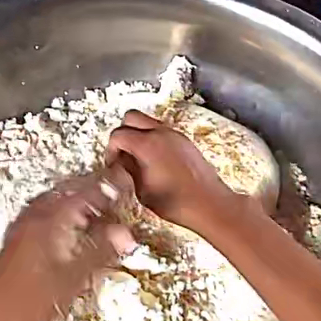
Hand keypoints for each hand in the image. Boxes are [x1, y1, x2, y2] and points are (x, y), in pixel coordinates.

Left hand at [0, 166, 135, 320]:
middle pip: (67, 193)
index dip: (106, 187)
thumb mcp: (73, 279)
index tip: (124, 182)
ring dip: (73, 200)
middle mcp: (33, 217)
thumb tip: (125, 233)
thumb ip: (100, 252)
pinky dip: (59, 212)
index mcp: (50, 220)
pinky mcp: (15, 242)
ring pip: (52, 202)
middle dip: (91, 190)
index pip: (84, 194)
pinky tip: (65, 228)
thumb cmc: (29, 303)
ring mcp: (21, 228)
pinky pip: (42, 213)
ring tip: (93, 208)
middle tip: (112, 194)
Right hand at [106, 110, 246, 236]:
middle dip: (122, 133)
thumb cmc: (176, 202)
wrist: (210, 204)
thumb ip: (128, 169)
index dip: (111, 149)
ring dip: (138, 134)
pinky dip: (153, 139)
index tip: (112, 164)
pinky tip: (155, 162)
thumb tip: (121, 160)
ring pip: (148, 122)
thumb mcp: (142, 190)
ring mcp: (175, 135)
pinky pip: (162, 131)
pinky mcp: (185, 141)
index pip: (118, 134)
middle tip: (122, 153)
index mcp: (147, 144)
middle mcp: (161, 133)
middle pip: (131, 117)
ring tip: (138, 158)